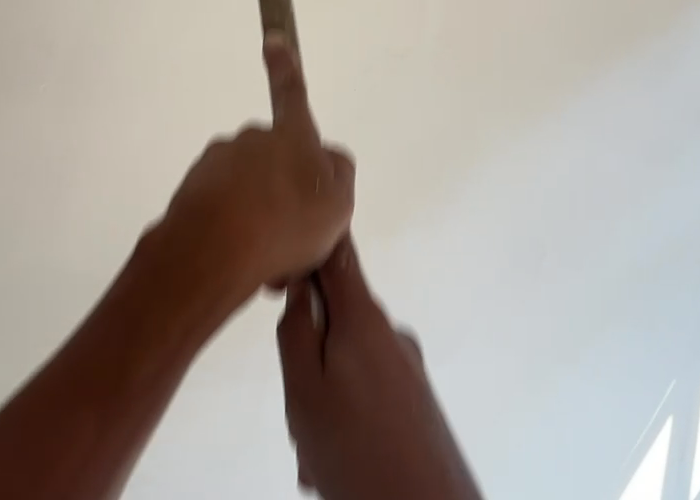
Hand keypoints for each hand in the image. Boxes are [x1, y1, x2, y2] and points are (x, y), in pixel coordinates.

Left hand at [158, 35, 354, 295]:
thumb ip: (338, 173)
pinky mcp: (192, 192)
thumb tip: (327, 160)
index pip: (292, 94)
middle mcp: (251, 140)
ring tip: (273, 264)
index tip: (273, 37)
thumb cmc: (289, 220)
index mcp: (290, 136)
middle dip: (284, 195)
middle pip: (273, 163)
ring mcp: (217, 164)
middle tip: (296, 240)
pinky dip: (237, 235)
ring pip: (248, 193)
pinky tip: (248, 267)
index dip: (286, 67)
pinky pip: (223, 212)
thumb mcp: (339, 201)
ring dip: (262, 222)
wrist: (216, 249)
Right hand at [278, 239, 480, 499]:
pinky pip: (367, 391)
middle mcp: (391, 335)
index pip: (336, 251)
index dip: (309, 241)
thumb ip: (295, 329)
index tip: (282, 253)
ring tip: (316, 446)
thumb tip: (299, 288)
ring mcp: (407, 369)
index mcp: (363, 319)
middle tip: (298, 400)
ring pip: (346, 362)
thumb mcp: (303, 388)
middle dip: (308, 350)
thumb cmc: (358, 454)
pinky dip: (346, 415)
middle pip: (335, 316)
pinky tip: (335, 457)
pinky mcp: (417, 402)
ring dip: (324, 395)